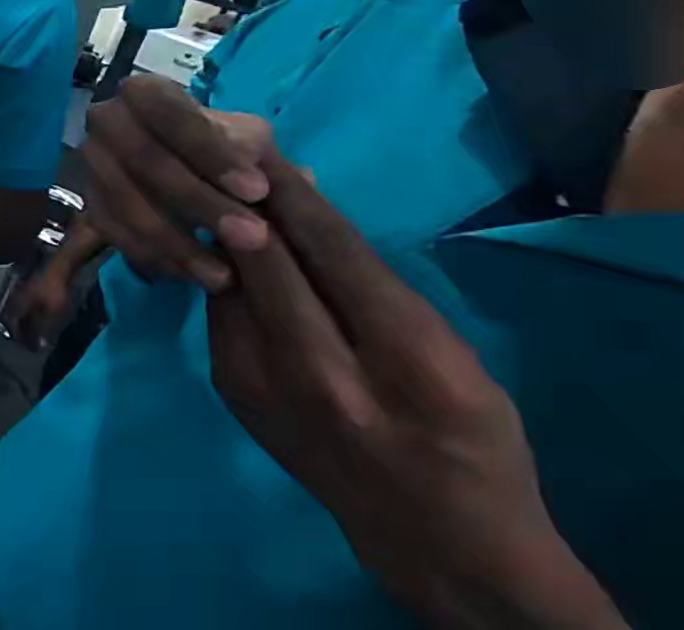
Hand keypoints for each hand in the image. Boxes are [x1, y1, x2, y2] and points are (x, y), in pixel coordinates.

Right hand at [5, 265, 72, 348]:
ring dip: (26, 318)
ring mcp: (24, 287)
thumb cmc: (55, 293)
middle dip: (22, 328)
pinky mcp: (34, 282)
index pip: (14, 325)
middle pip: (15, 315)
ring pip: (22, 307)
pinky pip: (29, 301)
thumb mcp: (52, 316)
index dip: (20, 338)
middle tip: (30, 338)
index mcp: (19, 305)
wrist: (61, 267)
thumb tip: (40, 343)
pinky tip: (41, 312)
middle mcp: (17, 296)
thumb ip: (44, 330)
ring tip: (35, 327)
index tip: (28, 347)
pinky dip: (33, 310)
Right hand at [81, 74, 273, 290]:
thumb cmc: (218, 146)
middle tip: (253, 238)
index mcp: (143, 92)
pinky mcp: (89, 203)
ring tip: (225, 275)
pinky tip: (193, 276)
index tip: (257, 190)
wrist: (178, 167)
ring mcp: (92, 164)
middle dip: (200, 203)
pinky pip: (115, 234)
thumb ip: (257, 154)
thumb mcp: (244, 137)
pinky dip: (154, 258)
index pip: (169, 114)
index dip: (210, 152)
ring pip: (127, 204)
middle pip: (145, 161)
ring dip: (177, 242)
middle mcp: (106, 121)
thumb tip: (279, 179)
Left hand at [208, 154, 627, 629]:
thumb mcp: (451, 355)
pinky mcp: (230, 388)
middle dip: (244, 202)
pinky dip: (222, 275)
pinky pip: (218, 310)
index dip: (295, 196)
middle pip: (266, 263)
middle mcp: (323, 372)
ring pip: (228, 280)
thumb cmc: (466, 435)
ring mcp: (262, 384)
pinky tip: (222, 248)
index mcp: (407, 362)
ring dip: (223, 233)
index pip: (334, 255)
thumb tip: (305, 207)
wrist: (425, 532)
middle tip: (227, 155)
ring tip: (218, 192)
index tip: (266, 150)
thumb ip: (373, 284)